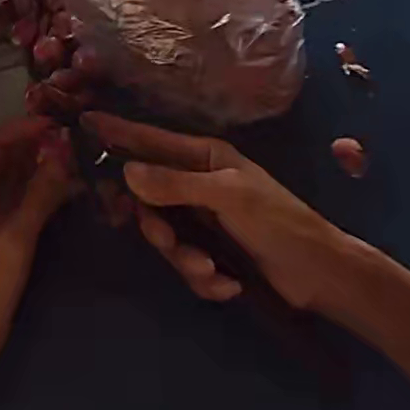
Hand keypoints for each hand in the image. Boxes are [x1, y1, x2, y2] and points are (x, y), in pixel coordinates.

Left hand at [0, 117, 76, 377]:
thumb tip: (63, 153)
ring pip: (10, 177)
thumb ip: (40, 194)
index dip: (21, 130)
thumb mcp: (18, 238)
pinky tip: (63, 186)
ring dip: (37, 166)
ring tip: (71, 157)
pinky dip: (37, 189)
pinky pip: (16, 198)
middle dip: (33, 145)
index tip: (54, 123)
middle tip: (68, 139)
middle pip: (1, 158)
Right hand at [83, 112, 355, 311]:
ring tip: (210, 270)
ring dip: (184, 258)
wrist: (324, 277)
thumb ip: (175, 184)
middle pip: (148, 195)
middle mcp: (197, 183)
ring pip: (164, 234)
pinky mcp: (210, 250)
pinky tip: (228, 285)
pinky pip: (184, 262)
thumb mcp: (227, 197)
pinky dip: (203, 278)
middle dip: (156, 223)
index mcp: (203, 157)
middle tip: (163, 237)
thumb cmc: (279, 223)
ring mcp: (202, 218)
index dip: (117, 132)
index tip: (85, 124)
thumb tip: (127, 173)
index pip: (150, 140)